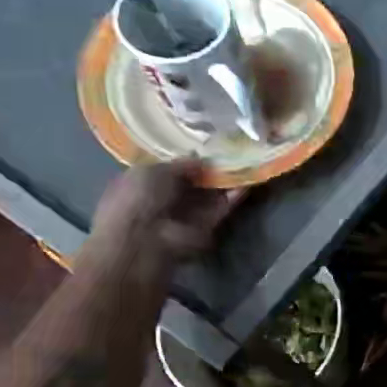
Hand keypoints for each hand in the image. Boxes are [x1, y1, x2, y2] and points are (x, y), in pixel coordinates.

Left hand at [84, 160, 239, 269]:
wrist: (144, 240)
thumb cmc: (138, 198)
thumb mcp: (154, 170)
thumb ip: (181, 164)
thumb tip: (202, 159)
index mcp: (144, 182)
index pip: (171, 169)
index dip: (188, 159)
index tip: (208, 147)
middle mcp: (166, 199)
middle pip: (194, 183)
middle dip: (211, 170)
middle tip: (232, 152)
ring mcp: (187, 216)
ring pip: (210, 196)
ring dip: (226, 181)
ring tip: (246, 163)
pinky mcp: (206, 229)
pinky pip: (221, 209)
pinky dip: (234, 197)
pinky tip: (248, 181)